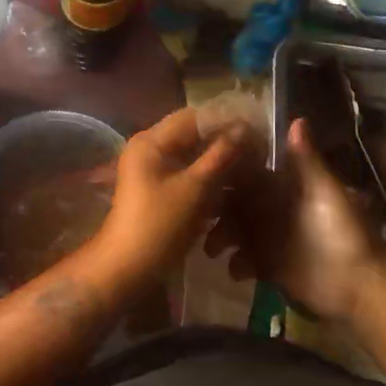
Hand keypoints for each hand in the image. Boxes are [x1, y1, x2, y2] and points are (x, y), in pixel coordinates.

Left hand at [94, 108, 246, 270]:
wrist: (128, 269)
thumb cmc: (160, 225)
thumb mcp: (195, 188)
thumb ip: (221, 154)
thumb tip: (245, 128)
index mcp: (151, 140)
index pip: (195, 116)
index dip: (227, 121)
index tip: (258, 132)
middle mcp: (149, 147)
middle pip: (194, 134)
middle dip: (225, 141)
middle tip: (258, 152)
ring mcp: (152, 168)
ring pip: (192, 153)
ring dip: (219, 159)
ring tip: (251, 167)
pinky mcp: (158, 187)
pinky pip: (187, 171)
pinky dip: (208, 175)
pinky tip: (232, 184)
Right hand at [210, 117, 385, 320]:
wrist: (358, 284)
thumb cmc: (343, 231)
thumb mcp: (325, 191)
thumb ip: (306, 160)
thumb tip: (297, 118)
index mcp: (284, 188)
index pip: (248, 174)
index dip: (226, 172)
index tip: (203, 171)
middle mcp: (272, 210)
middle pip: (234, 204)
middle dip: (216, 209)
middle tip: (199, 216)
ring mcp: (269, 239)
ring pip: (234, 232)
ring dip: (221, 238)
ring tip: (214, 249)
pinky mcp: (268, 267)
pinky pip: (244, 262)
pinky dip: (237, 264)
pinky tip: (239, 270)